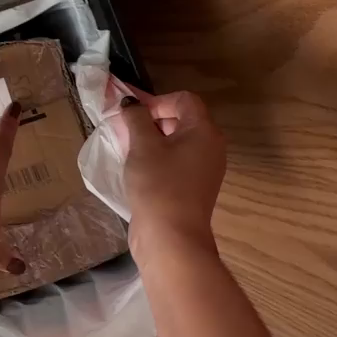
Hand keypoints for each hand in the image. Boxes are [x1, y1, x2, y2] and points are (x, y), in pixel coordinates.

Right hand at [113, 87, 227, 262]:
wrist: (171, 237)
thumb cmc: (158, 184)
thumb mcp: (142, 145)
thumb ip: (135, 117)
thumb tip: (131, 102)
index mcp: (204, 132)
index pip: (184, 99)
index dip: (157, 101)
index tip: (133, 115)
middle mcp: (210, 147)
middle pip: (182, 118)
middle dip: (151, 119)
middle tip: (125, 129)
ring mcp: (203, 169)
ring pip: (176, 141)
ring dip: (151, 138)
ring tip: (127, 148)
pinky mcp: (192, 186)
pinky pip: (175, 160)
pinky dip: (157, 156)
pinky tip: (137, 167)